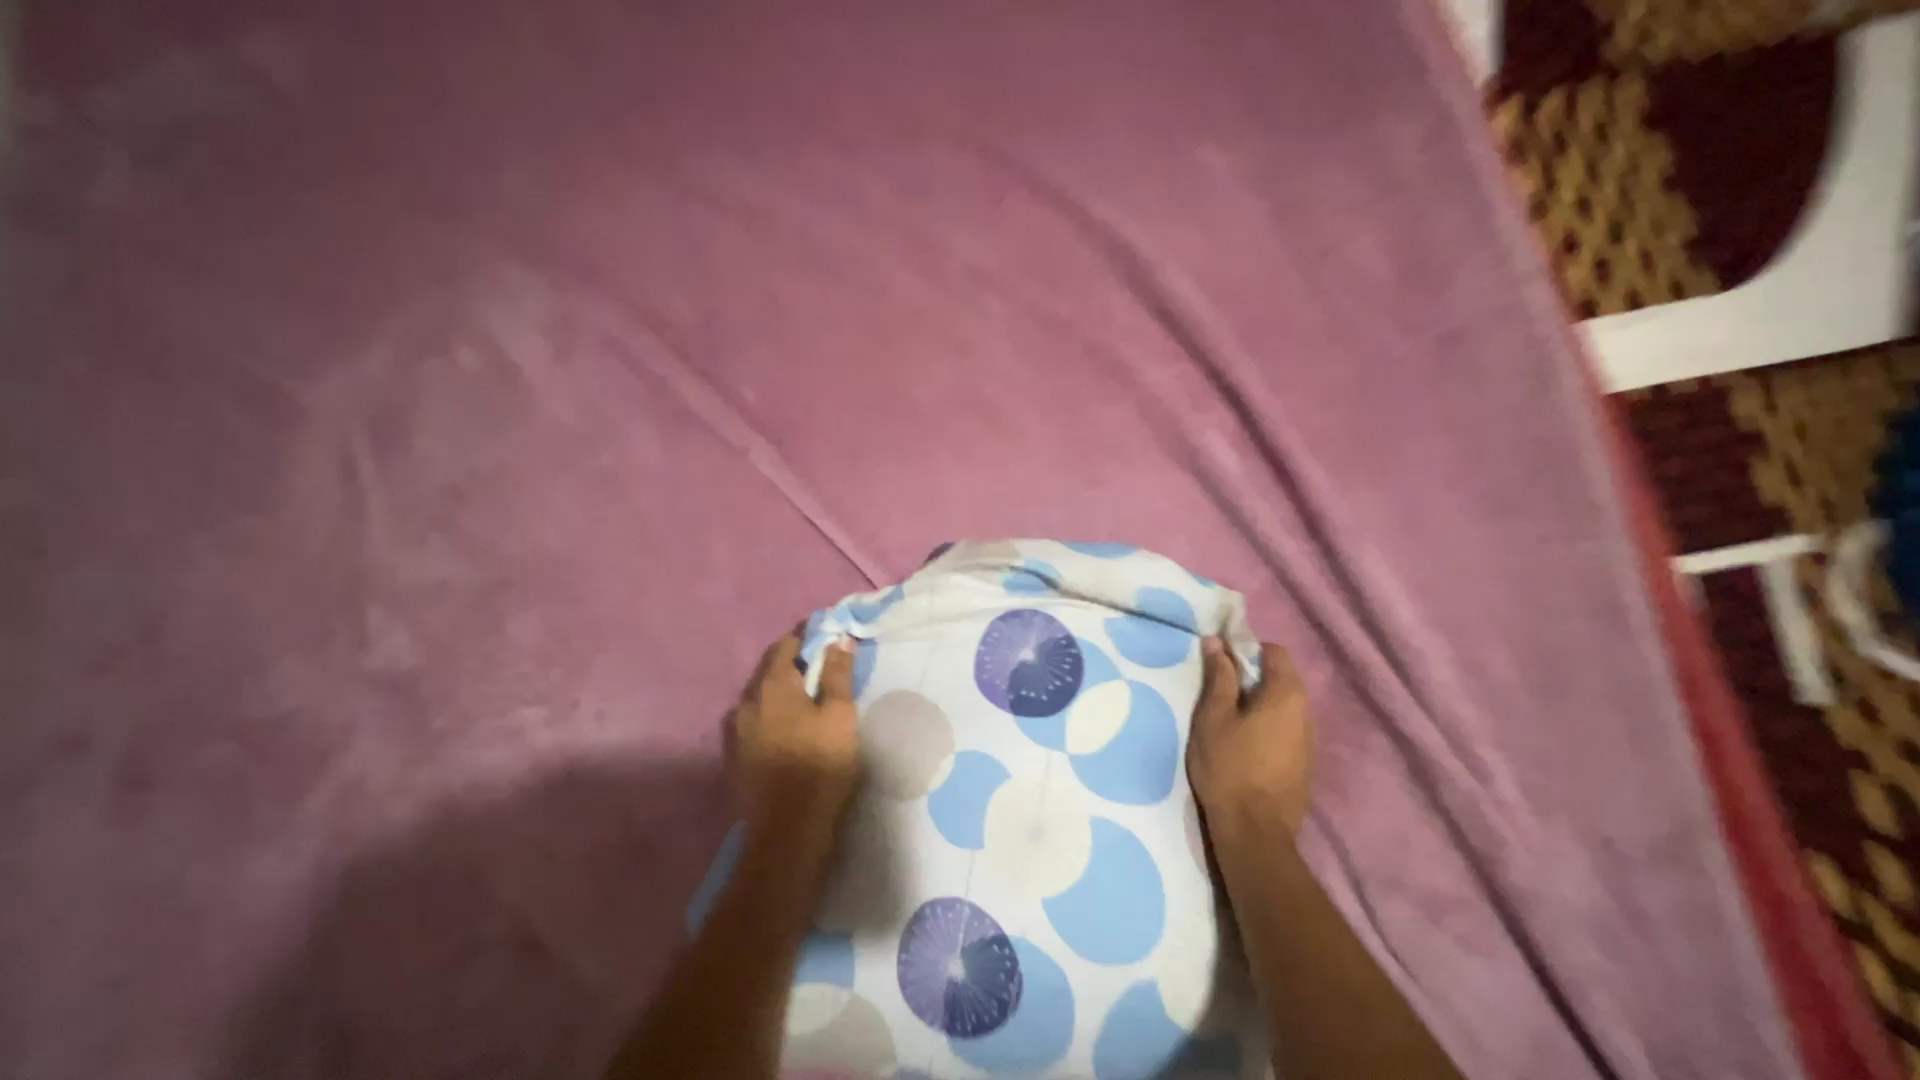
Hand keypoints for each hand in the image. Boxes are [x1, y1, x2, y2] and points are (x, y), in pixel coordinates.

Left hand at [730, 629, 862, 834]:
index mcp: (770, 685)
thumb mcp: (840, 715)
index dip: (807, 636)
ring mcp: (735, 731)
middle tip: (820, 665)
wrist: (788, 830)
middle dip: (792, 662)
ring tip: (806, 697)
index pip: (786, 645)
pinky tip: (788, 728)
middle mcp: (745, 701)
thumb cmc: (821, 765)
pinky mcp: (734, 756)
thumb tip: (837, 640)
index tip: (827, 635)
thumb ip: (837, 674)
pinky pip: (753, 722)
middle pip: (768, 670)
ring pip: (759, 697)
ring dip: (780, 690)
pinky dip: (771, 715)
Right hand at [1188, 639, 1314, 836]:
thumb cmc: (1229, 767)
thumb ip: (1219, 677)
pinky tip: (1245, 747)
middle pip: (1280, 678)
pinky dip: (1267, 728)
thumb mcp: (1213, 718)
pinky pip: (1286, 730)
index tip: (1218, 665)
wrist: (1255, 832)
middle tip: (1217, 695)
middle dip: (1250, 678)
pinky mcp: (1306, 763)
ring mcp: (1311, 739)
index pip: (1273, 651)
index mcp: (1287, 693)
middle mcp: (1308, 710)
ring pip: (1283, 706)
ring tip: (1229, 722)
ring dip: (1259, 705)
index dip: (1244, 650)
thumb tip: (1217, 643)